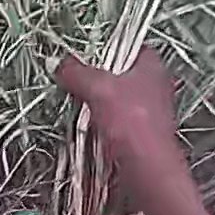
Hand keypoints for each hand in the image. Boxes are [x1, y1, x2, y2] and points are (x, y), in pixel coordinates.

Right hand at [57, 46, 180, 156]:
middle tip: (75, 81)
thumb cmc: (134, 123)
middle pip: (119, 75)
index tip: (82, 55)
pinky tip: (89, 129)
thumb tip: (59, 63)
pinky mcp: (139, 137)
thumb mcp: (98, 88)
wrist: (145, 168)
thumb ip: (77, 73)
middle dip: (96, 79)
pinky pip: (115, 123)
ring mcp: (149, 114)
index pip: (129, 46)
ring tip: (79, 105)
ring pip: (116, 101)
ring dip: (97, 104)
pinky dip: (101, 124)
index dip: (106, 47)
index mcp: (153, 66)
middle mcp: (155, 88)